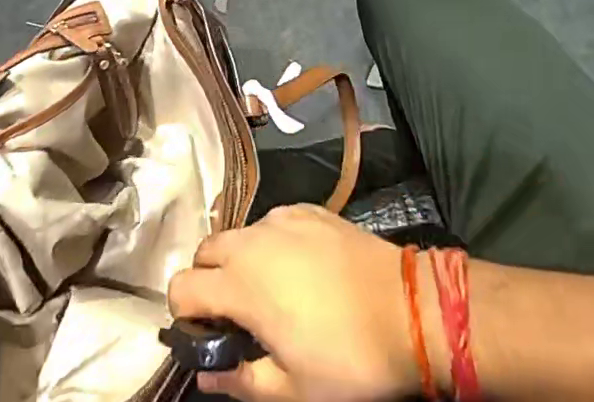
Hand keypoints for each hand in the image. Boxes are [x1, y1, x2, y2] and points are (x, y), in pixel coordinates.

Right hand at [168, 206, 417, 401]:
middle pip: (204, 252)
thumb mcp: (295, 390)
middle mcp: (251, 242)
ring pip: (238, 235)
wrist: (411, 309)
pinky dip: (271, 243)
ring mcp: (279, 219)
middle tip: (237, 314)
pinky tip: (301, 268)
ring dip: (239, 260)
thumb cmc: (350, 358)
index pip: (181, 288)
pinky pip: (271, 223)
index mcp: (239, 284)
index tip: (209, 336)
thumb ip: (241, 380)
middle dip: (208, 280)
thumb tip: (206, 375)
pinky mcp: (306, 209)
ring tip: (271, 291)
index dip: (185, 315)